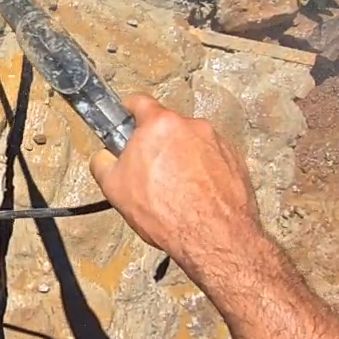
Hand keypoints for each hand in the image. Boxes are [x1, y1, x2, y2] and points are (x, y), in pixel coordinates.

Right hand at [90, 93, 267, 285]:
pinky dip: (201, 171)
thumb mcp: (113, 187)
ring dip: (180, 158)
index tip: (125, 122)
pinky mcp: (235, 160)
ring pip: (189, 143)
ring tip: (174, 190)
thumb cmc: (165, 212)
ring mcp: (217, 142)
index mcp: (160, 125)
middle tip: (147, 172)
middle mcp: (192, 126)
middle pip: (166, 126)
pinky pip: (210, 159)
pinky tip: (194, 195)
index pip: (138, 101)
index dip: (127, 112)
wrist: (214, 237)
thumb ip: (103, 162)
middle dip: (155, 144)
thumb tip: (104, 157)